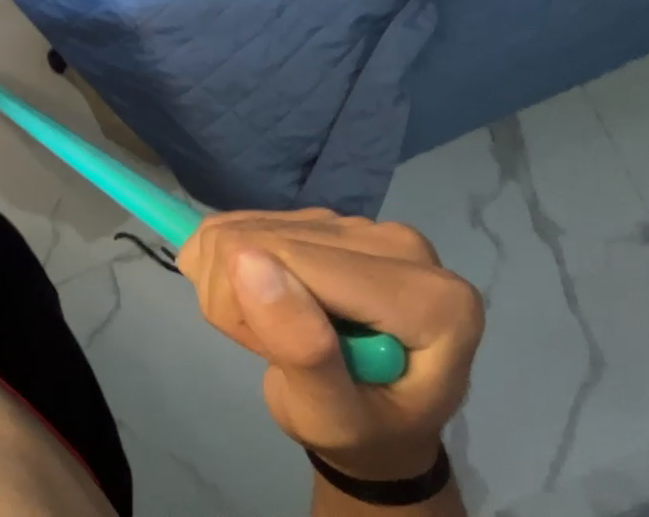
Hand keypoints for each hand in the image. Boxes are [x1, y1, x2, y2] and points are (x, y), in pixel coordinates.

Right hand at [176, 209, 483, 480]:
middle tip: (270, 345)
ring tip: (271, 327)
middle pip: (256, 239)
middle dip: (235, 297)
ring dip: (226, 284)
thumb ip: (303, 350)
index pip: (288, 258)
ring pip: (234, 229)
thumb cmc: (364, 431)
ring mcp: (355, 226)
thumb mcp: (333, 418)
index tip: (275, 353)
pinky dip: (221, 266)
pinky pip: (229, 224)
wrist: (379, 424)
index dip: (252, 305)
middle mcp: (398, 246)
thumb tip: (246, 261)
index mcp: (427, 297)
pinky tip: (260, 296)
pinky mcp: (316, 218)